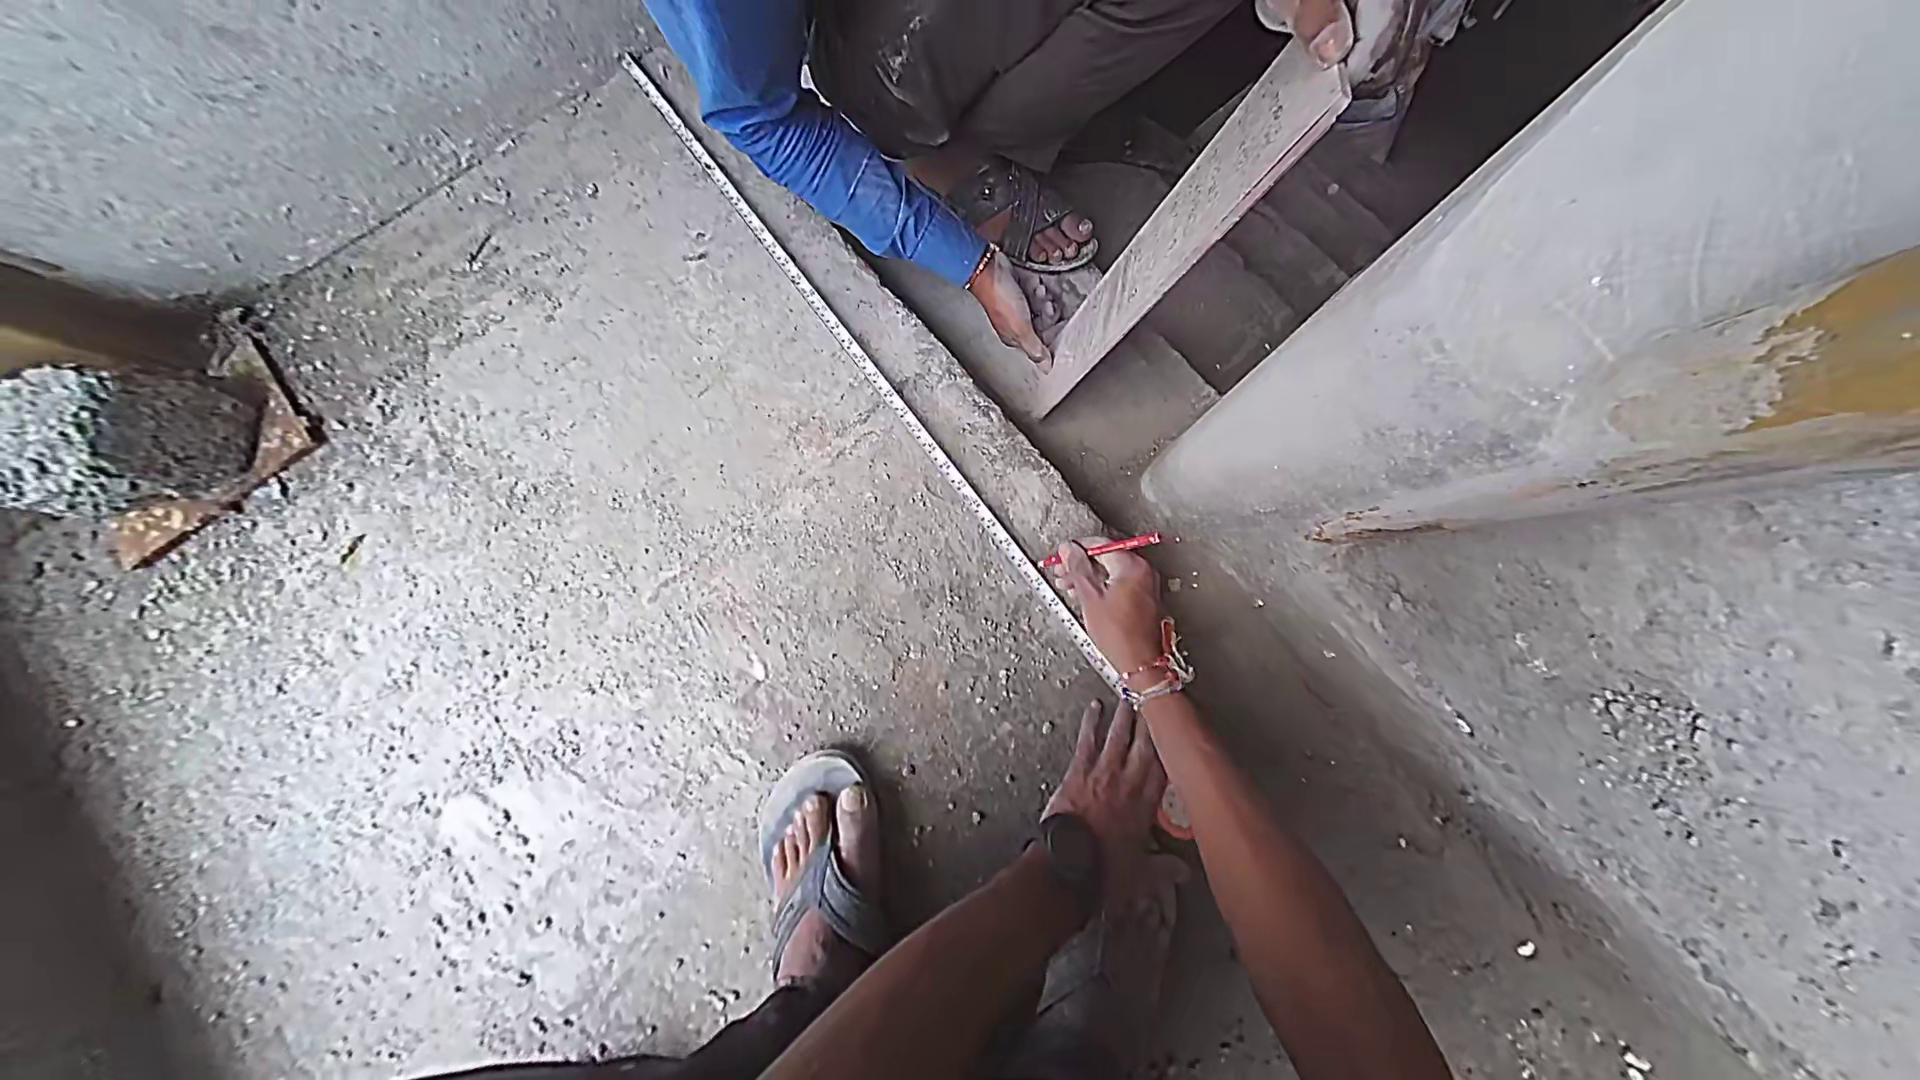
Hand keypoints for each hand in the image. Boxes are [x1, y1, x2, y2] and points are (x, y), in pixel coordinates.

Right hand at [968, 249, 1050, 366]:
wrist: (989, 269)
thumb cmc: (999, 299)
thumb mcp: (1021, 329)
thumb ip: (1035, 349)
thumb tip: (1045, 368)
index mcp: (1014, 337)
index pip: (1039, 344)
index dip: (1050, 335)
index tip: (1055, 325)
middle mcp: (1016, 323)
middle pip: (1042, 324)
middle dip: (1047, 313)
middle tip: (1045, 305)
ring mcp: (1017, 306)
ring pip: (1040, 306)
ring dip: (1042, 297)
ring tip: (1038, 291)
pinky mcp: (1019, 289)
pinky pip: (1035, 290)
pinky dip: (1036, 286)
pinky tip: (1033, 283)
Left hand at [1044, 700, 1167, 903]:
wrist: (1070, 864)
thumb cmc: (1105, 869)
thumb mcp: (1141, 875)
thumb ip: (1164, 869)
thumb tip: (1183, 872)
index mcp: (1147, 805)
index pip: (1166, 768)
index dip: (1173, 747)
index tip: (1178, 730)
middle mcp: (1128, 782)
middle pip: (1145, 744)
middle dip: (1152, 721)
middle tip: (1156, 700)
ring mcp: (1104, 772)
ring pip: (1119, 735)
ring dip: (1126, 715)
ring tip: (1131, 696)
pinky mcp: (1080, 770)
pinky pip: (1088, 739)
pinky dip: (1091, 721)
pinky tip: (1095, 707)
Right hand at [1049, 538, 1164, 674]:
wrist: (1139, 663)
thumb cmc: (1118, 634)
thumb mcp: (1090, 598)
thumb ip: (1078, 568)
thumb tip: (1068, 549)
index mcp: (1132, 566)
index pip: (1100, 545)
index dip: (1076, 550)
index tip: (1061, 557)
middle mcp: (1143, 570)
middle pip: (1106, 556)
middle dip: (1081, 564)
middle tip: (1061, 573)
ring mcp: (1146, 583)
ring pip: (1111, 570)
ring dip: (1089, 576)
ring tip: (1069, 587)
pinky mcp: (1144, 596)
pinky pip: (1119, 582)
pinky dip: (1102, 585)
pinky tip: (1086, 595)